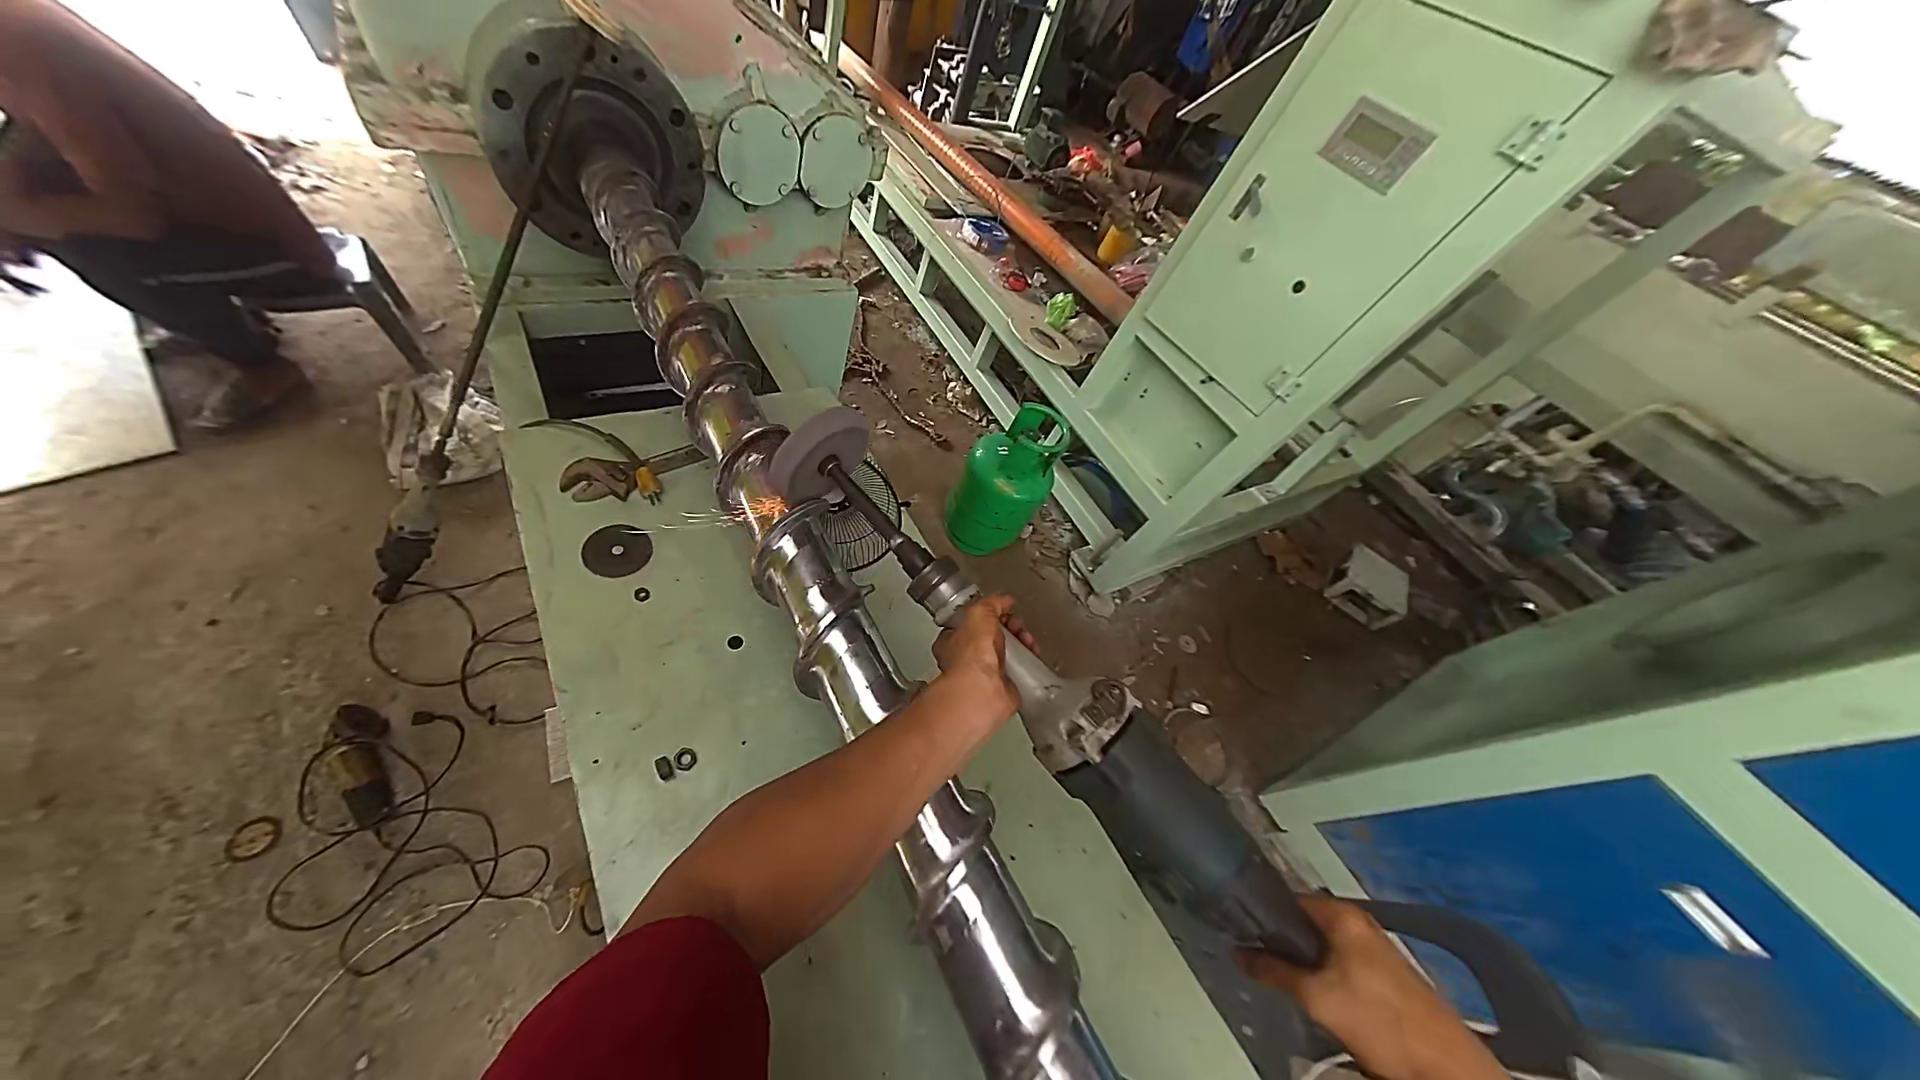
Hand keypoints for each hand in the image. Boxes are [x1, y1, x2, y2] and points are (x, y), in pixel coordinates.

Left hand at [929, 593, 1033, 731]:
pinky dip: (1028, 660)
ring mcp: (985, 672)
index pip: (972, 621)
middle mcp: (967, 657)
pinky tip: (1033, 653)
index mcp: (951, 640)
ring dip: (1021, 641)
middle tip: (1018, 625)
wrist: (984, 689)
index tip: (1004, 609)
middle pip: (993, 635)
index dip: (989, 613)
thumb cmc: (971, 653)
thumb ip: (991, 603)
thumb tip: (1004, 600)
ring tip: (1028, 640)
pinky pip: (1019, 667)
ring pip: (1008, 650)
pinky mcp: (1003, 685)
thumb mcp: (979, 612)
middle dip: (1010, 627)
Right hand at [1237, 896, 1506, 1079]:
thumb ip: (1274, 971)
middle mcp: (1360, 924)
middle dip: (1284, 943)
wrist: (1447, 1070)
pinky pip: (1341, 966)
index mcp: (1343, 914)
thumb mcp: (1317, 997)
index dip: (1262, 914)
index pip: (1288, 899)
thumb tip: (1240, 954)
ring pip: (1323, 948)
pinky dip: (1325, 977)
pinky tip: (1319, 999)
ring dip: (1305, 964)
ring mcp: (1376, 950)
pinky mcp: (1385, 977)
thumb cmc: (1382, 1022)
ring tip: (1287, 982)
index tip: (1243, 931)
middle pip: (1306, 925)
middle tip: (1262, 961)